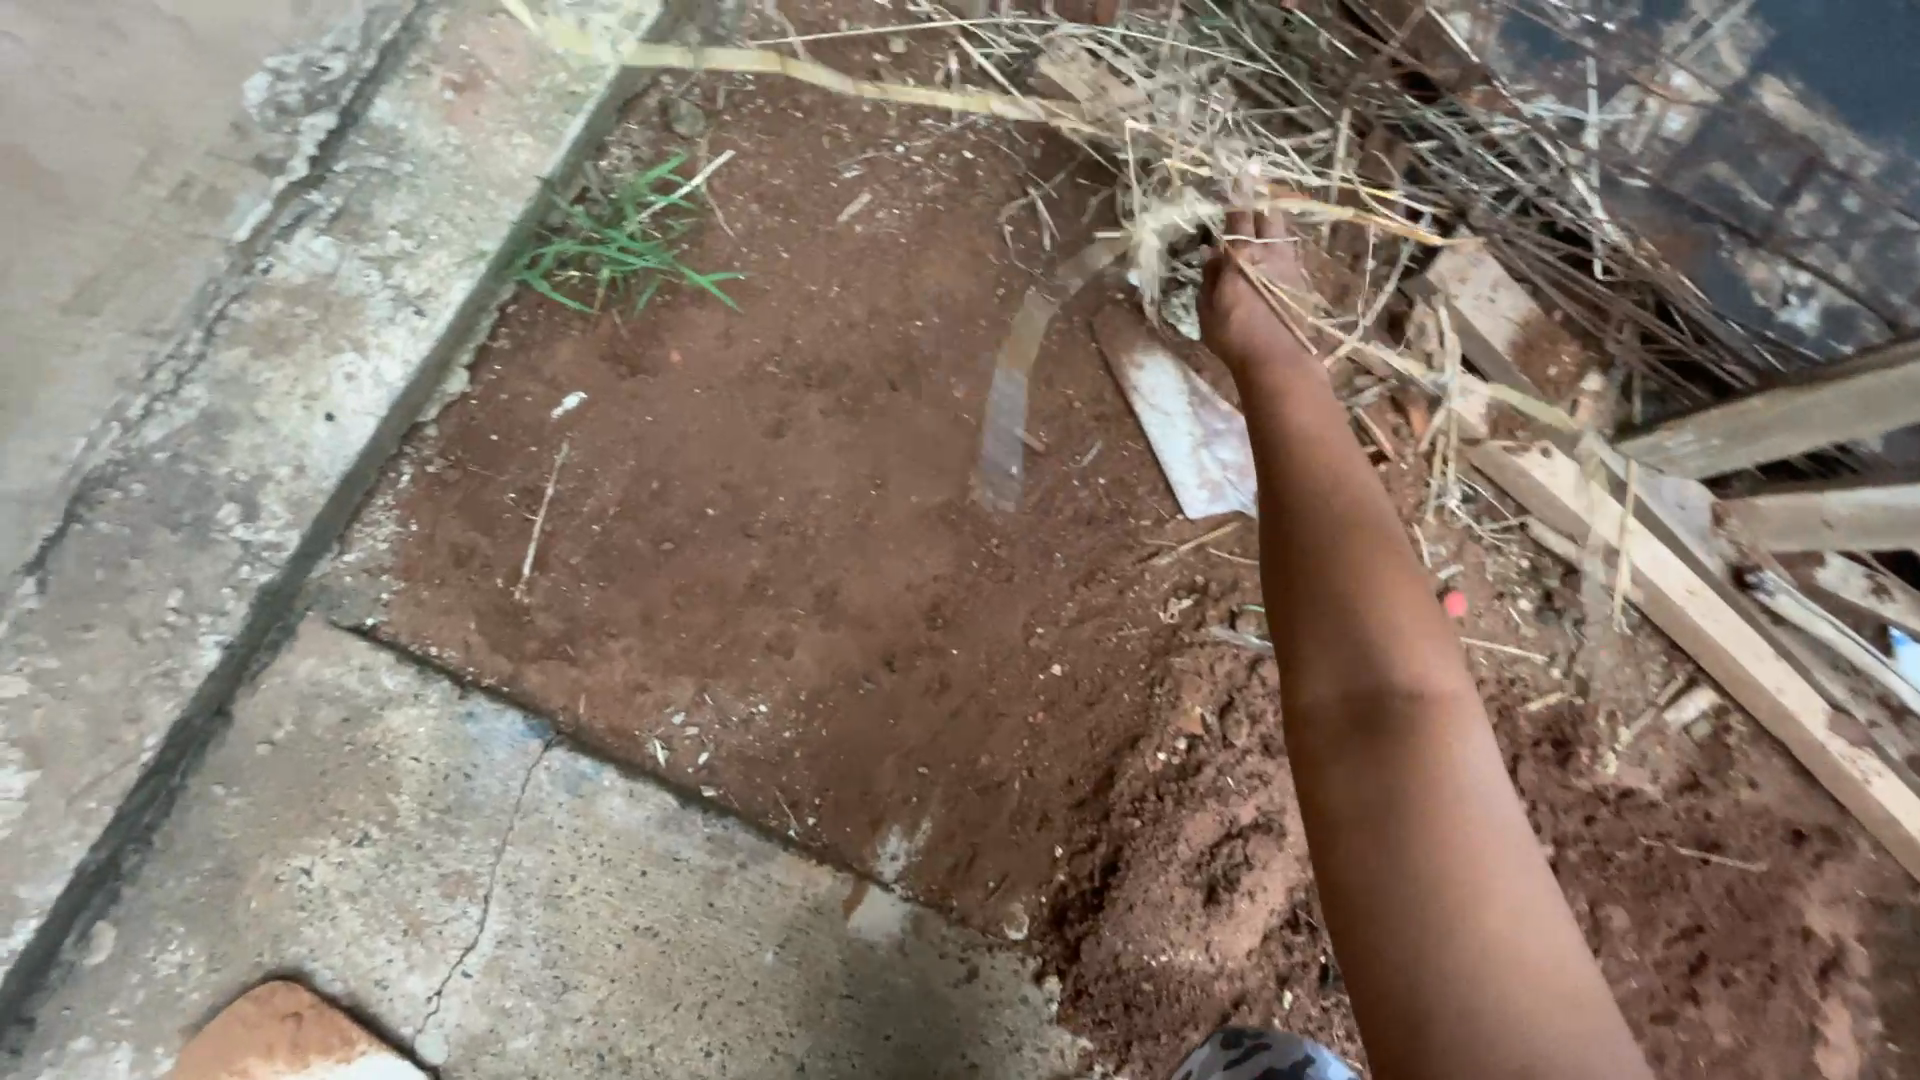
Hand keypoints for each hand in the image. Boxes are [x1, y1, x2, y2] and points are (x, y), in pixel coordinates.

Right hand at [1200, 209, 1315, 383]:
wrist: (1277, 357)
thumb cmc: (1233, 335)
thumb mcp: (1207, 310)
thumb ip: (1209, 278)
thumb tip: (1210, 254)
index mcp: (1241, 254)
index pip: (1238, 218)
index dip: (1234, 205)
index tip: (1230, 196)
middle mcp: (1269, 250)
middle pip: (1268, 216)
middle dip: (1258, 210)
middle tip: (1249, 212)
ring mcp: (1290, 263)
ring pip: (1283, 233)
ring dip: (1272, 229)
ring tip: (1263, 233)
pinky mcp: (1303, 279)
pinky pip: (1290, 254)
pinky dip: (1281, 251)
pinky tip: (1274, 260)